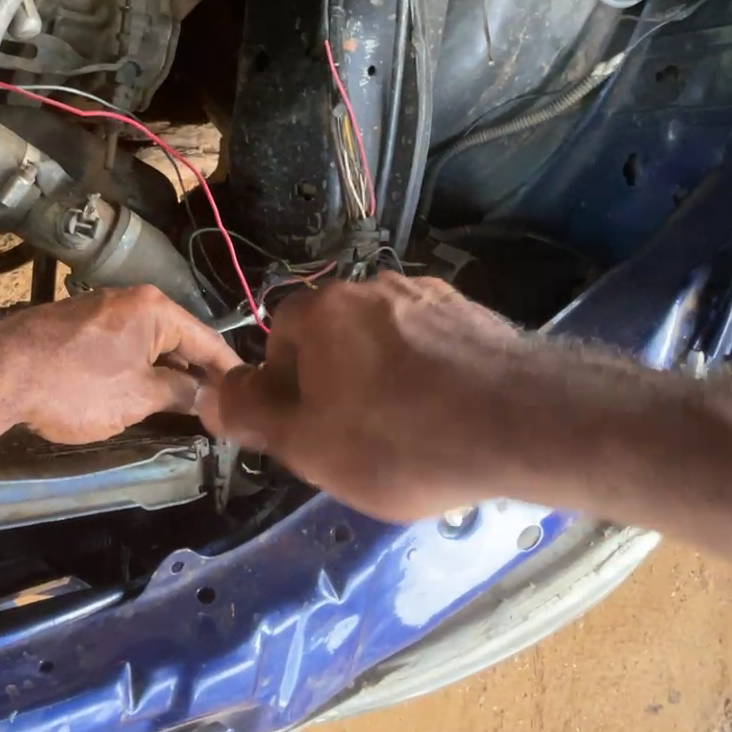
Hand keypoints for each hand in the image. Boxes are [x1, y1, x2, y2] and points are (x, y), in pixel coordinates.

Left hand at [0, 285, 241, 444]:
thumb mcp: (136, 397)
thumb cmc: (75, 385)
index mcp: (155, 309)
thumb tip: (206, 396)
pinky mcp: (79, 324)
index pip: (208, 340)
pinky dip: (141, 366)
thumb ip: (179, 394)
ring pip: (151, 342)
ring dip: (169, 371)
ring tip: (188, 404)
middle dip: (199, 373)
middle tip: (220, 406)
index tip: (247, 396)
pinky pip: (125, 344)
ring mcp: (103, 309)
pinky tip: (145, 390)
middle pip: (180, 338)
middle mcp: (132, 300)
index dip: (228, 372)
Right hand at [202, 276, 538, 521]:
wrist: (522, 422)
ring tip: (409, 428)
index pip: (279, 339)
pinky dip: (427, 370)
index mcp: (322, 311)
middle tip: (356, 436)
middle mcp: (370, 287)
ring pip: (383, 339)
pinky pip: (429, 342)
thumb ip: (252, 416)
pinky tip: (447, 411)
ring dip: (382, 374)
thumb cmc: (400, 438)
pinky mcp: (471, 312)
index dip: (286, 389)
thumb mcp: (309, 445)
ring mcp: (426, 295)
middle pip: (332, 336)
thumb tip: (209, 394)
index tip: (310, 429)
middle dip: (335, 380)